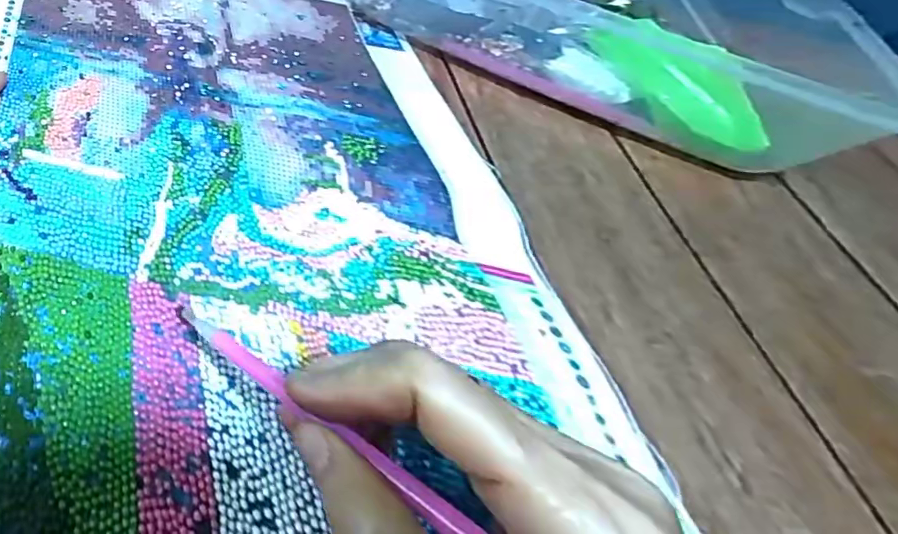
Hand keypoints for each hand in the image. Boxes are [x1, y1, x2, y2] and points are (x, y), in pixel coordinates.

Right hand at [280, 341, 676, 533]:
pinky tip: (395, 456)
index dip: (353, 379)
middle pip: (447, 387)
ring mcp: (604, 480)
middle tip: (305, 414)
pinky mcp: (593, 490)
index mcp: (585, 512)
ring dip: (387, 408)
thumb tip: (302, 424)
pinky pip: (483, 428)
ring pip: (460, 400)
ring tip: (342, 437)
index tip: (293, 397)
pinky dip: (424, 431)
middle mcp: (603, 476)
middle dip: (362, 391)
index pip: (440, 389)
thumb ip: (369, 517)